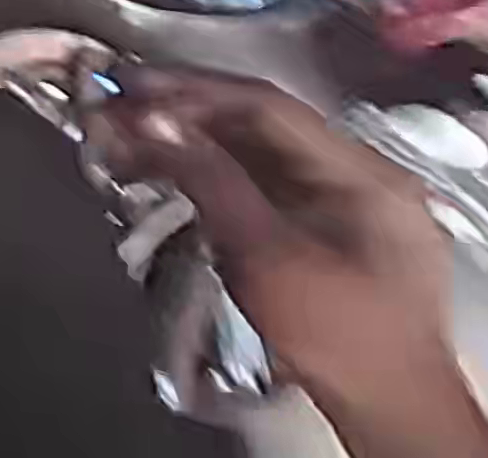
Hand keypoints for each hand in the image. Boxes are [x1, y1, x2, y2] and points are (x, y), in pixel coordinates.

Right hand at [101, 68, 487, 457]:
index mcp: (359, 174)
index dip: (190, 89)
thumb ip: (204, 174)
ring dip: (173, 132)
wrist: (377, 402)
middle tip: (110, 105)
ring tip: (114, 132)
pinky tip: (143, 161)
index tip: (126, 86)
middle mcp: (347, 170)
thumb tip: (146, 116)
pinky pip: (235, 166)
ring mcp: (326, 190)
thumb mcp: (260, 247)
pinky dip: (185, 158)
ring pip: (235, 140)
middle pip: (248, 117)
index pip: (264, 105)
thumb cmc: (328, 325)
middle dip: (174, 107)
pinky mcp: (298, 208)